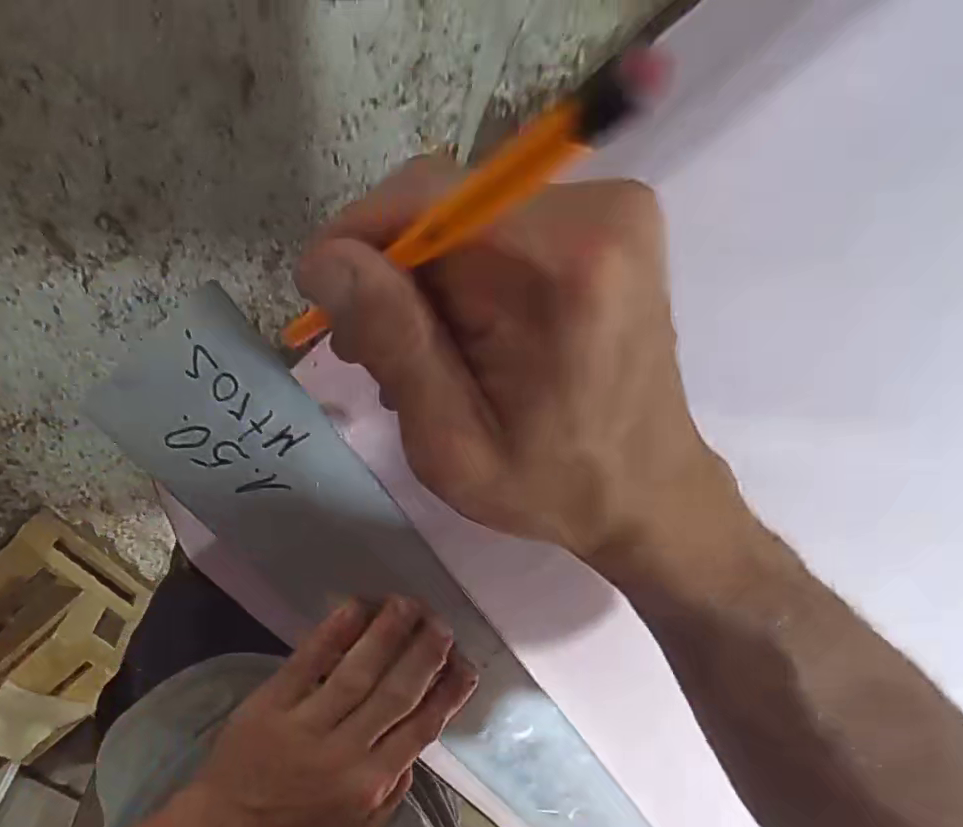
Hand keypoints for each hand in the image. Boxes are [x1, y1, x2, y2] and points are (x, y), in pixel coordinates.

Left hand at [180, 595, 478, 826]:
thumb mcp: (358, 826)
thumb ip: (394, 789)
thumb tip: (417, 741)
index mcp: (371, 783)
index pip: (421, 729)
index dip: (447, 694)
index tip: (466, 665)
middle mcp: (346, 752)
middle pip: (395, 694)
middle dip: (424, 656)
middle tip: (441, 625)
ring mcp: (306, 725)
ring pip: (357, 674)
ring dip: (386, 635)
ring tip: (407, 605)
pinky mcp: (270, 704)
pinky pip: (307, 664)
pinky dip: (333, 634)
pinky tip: (355, 608)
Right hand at [294, 156, 748, 573]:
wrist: (642, 491)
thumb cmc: (546, 485)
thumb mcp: (449, 441)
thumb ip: (394, 343)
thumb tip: (325, 261)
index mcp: (563, 268)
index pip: (427, 199)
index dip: (357, 237)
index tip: (320, 298)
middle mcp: (596, 212)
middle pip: (442, 206)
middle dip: (386, 273)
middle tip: (364, 353)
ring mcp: (608, 211)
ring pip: (460, 218)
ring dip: (417, 283)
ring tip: (408, 361)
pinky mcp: (603, 226)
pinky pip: (492, 231)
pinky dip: (455, 281)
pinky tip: (450, 342)